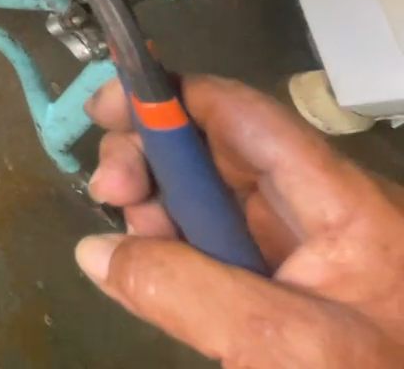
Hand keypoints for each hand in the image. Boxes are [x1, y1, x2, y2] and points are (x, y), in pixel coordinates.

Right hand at [79, 75, 403, 366]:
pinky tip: (160, 279)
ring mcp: (305, 249)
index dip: (164, 97)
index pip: (240, 113)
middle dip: (144, 162)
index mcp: (347, 205)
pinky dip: (168, 248)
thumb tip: (95, 251)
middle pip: (209, 147)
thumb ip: (184, 289)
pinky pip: (209, 240)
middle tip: (110, 197)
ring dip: (149, 209)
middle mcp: (323, 212)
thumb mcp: (288, 347)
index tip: (101, 116)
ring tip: (138, 253)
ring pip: (200, 193)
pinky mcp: (288, 283)